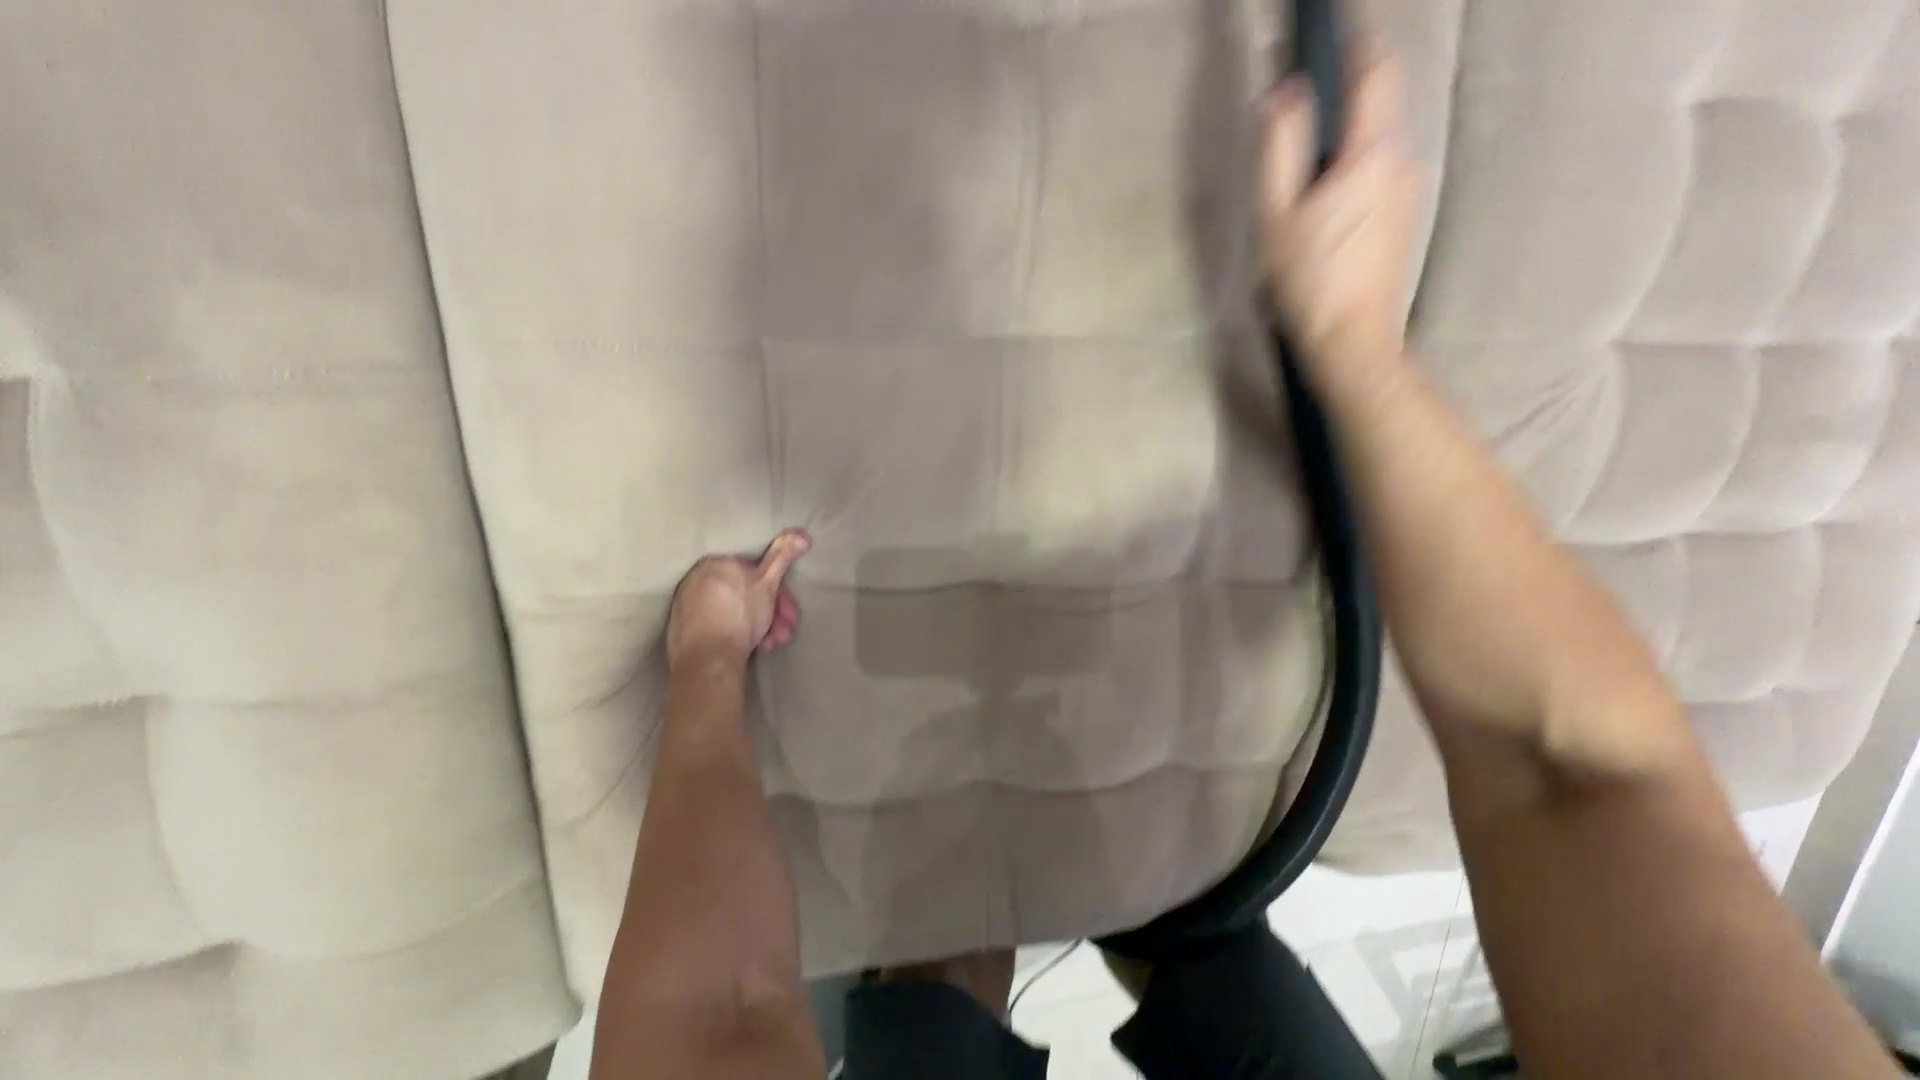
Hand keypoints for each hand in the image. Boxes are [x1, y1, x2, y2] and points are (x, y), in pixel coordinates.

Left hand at [666, 529, 810, 669]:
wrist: (708, 658)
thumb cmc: (740, 615)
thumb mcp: (767, 582)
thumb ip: (782, 556)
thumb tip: (801, 533)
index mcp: (717, 563)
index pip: (754, 572)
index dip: (778, 593)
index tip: (790, 612)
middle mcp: (698, 579)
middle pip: (745, 594)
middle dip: (772, 614)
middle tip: (784, 632)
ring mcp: (688, 605)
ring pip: (734, 613)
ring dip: (760, 628)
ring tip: (770, 644)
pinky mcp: (683, 629)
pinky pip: (719, 626)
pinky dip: (738, 635)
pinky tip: (752, 649)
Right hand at [1260, 48, 1420, 376]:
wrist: (1352, 343)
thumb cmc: (1308, 280)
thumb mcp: (1276, 213)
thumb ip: (1279, 146)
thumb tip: (1284, 94)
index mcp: (1372, 152)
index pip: (1376, 72)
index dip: (1356, 45)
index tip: (1331, 37)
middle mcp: (1403, 161)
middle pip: (1377, 106)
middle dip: (1342, 98)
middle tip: (1297, 112)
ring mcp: (1410, 191)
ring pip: (1376, 143)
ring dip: (1344, 141)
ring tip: (1301, 170)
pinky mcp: (1405, 218)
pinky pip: (1380, 173)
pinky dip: (1353, 169)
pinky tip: (1322, 204)